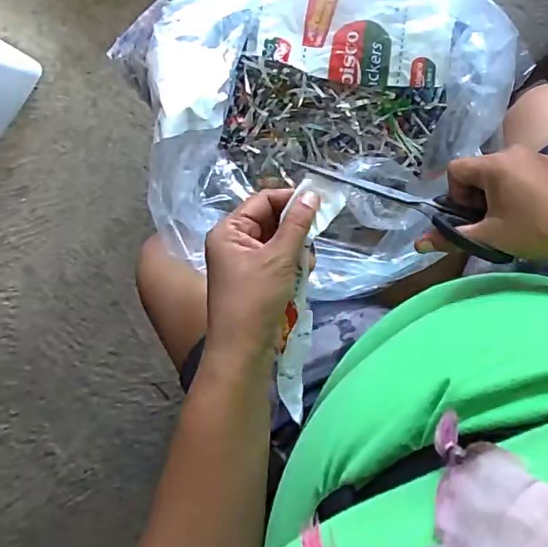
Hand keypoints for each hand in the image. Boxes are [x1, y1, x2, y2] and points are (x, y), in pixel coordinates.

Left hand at [203, 188, 320, 365]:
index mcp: (229, 231)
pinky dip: (292, 265)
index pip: (263, 200)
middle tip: (314, 240)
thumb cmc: (255, 299)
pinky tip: (301, 277)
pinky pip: (279, 260)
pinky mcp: (256, 279)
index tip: (318, 203)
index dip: (290, 198)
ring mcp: (244, 262)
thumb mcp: (279, 258)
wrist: (243, 352)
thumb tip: (311, 194)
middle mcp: (234, 242)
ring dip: (297, 250)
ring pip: (279, 241)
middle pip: (272, 220)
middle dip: (295, 229)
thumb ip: (297, 224)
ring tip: (305, 265)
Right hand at [416, 146, 547, 263]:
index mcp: (493, 164)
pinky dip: (518, 188)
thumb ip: (452, 236)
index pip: (455, 169)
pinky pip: (522, 171)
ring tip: (512, 217)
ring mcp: (535, 155)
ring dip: (497, 191)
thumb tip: (419, 245)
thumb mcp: (489, 236)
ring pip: (501, 170)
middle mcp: (512, 151)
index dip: (456, 194)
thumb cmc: (533, 231)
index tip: (473, 215)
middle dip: (477, 194)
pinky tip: (533, 210)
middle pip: (478, 169)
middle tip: (491, 220)